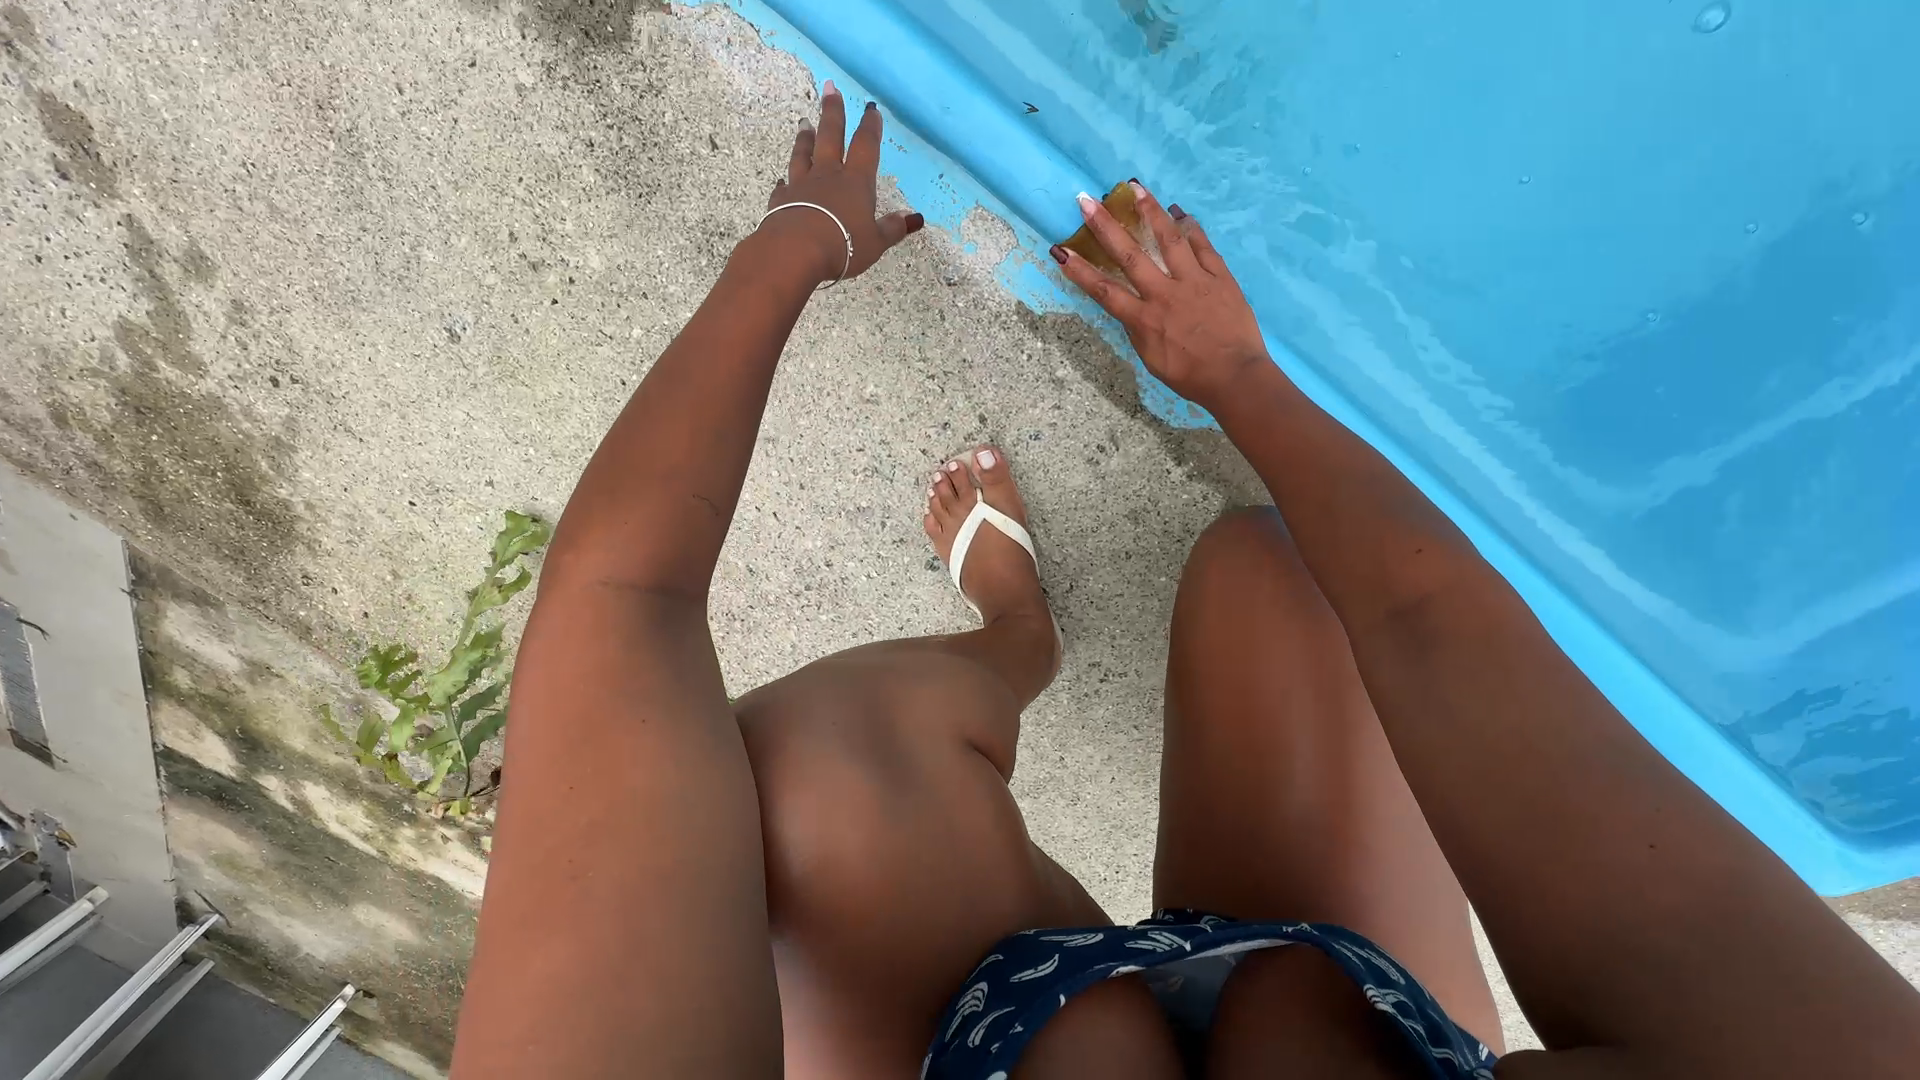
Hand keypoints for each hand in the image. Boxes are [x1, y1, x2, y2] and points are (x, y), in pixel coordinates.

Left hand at [760, 82, 923, 284]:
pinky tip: (783, 180)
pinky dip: (785, 182)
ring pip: (804, 154)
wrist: (796, 252)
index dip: (870, 127)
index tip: (871, 108)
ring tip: (804, 124)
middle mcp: (828, 175)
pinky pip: (784, 187)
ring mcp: (801, 185)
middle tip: (830, 88)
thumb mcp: (876, 242)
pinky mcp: (781, 201)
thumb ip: (893, 228)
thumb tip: (914, 219)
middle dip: (833, 111)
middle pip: (831, 136)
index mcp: (856, 182)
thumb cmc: (844, 246)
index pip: (866, 146)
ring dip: (805, 138)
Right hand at [1052, 183, 1270, 408]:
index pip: (1105, 292)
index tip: (1061, 251)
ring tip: (1136, 188)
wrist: (1235, 377)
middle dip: (1106, 227)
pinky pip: (1203, 246)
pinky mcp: (1221, 277)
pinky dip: (1191, 227)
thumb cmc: (1190, 377)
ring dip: (1150, 212)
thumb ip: (1139, 329)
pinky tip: (1180, 212)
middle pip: (1130, 256)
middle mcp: (1165, 294)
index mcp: (1144, 320)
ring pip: (1169, 240)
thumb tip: (1130, 306)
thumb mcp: (1152, 359)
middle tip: (1088, 201)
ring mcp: (1195, 282)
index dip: (1080, 271)